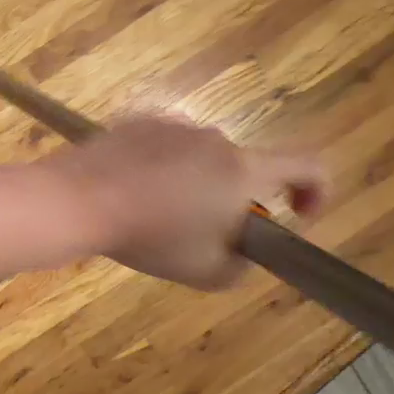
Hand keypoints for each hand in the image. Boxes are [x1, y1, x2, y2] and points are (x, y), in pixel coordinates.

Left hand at [45, 116, 327, 289]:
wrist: (75, 199)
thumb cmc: (148, 236)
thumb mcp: (210, 270)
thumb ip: (243, 262)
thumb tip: (241, 249)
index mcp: (241, 167)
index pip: (308, 165)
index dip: (318, 191)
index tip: (297, 216)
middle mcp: (209, 137)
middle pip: (241, 165)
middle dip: (233, 197)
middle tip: (203, 229)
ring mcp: (167, 125)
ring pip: (198, 156)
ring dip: (193, 181)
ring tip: (156, 213)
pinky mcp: (131, 123)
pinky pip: (161, 146)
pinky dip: (158, 167)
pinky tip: (132, 192)